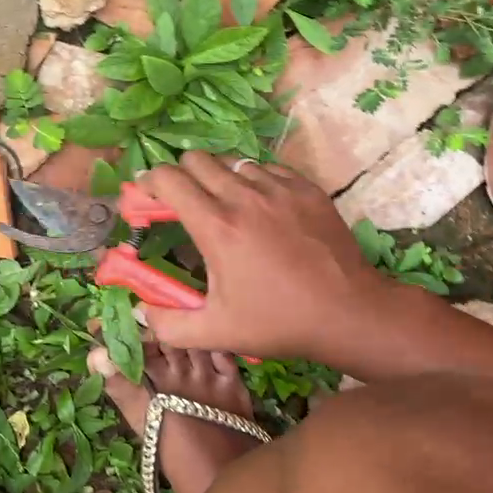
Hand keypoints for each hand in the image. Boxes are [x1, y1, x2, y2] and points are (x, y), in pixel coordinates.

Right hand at [134, 152, 396, 362]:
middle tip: (182, 202)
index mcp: (216, 227)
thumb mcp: (217, 333)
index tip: (146, 199)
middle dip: (180, 175)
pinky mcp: (306, 188)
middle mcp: (244, 197)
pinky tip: (261, 208)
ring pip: (231, 161)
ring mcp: (278, 188)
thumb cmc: (280, 322)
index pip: (167, 179)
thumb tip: (141, 312)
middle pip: (195, 159)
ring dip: (218, 177)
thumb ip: (168, 326)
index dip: (148, 184)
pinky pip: (266, 169)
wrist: (352, 314)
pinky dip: (254, 182)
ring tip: (224, 205)